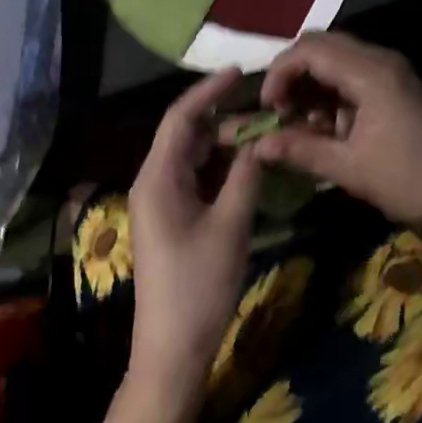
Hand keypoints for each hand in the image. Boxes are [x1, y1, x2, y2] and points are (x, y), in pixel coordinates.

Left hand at [127, 69, 263, 386]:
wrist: (172, 350)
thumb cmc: (198, 285)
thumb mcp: (230, 225)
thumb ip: (246, 175)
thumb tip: (260, 140)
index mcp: (158, 178)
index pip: (181, 118)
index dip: (209, 91)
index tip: (241, 72)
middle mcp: (154, 181)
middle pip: (189, 134)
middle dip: (225, 121)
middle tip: (267, 116)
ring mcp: (163, 200)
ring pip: (196, 156)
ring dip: (226, 145)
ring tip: (264, 138)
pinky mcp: (174, 217)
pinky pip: (199, 178)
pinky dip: (223, 168)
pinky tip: (250, 168)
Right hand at [253, 32, 421, 228]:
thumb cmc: (414, 179)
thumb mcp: (352, 169)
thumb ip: (302, 150)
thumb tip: (257, 145)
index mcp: (369, 73)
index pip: (310, 49)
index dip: (280, 72)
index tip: (268, 107)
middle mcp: (378, 59)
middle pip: (321, 45)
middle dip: (292, 74)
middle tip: (279, 111)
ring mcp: (387, 69)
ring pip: (334, 58)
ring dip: (310, 83)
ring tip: (298, 123)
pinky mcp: (392, 82)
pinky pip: (349, 73)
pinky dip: (329, 92)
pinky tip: (324, 126)